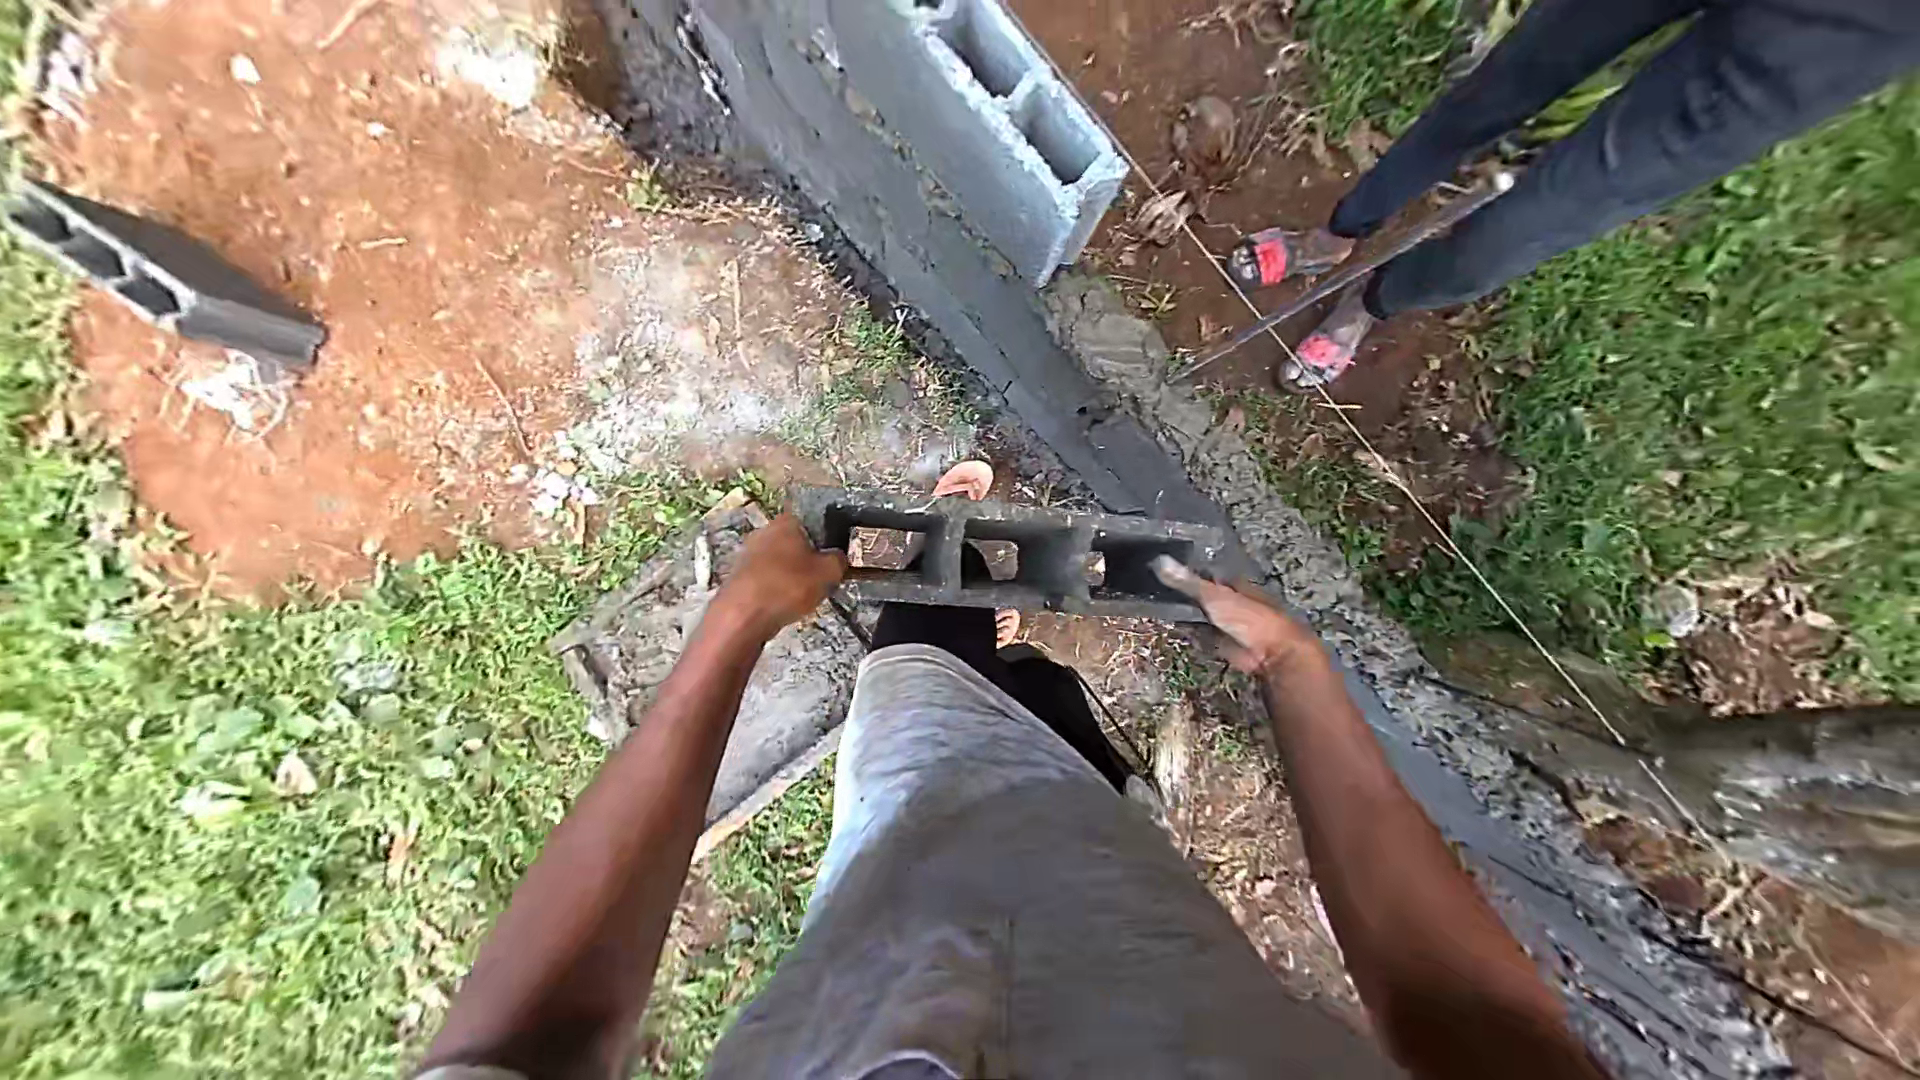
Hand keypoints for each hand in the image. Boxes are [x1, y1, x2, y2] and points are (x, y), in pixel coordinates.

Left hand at [711, 514, 847, 638]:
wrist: (742, 616)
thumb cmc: (789, 586)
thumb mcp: (829, 572)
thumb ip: (839, 560)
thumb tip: (838, 557)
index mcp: (786, 522)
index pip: (812, 521)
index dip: (825, 539)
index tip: (833, 558)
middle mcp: (764, 531)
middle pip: (794, 543)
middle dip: (807, 559)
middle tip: (821, 578)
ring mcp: (747, 554)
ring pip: (779, 562)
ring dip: (791, 576)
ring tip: (802, 596)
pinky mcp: (738, 576)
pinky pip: (766, 579)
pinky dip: (776, 589)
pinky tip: (782, 604)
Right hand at [1151, 556, 1327, 678]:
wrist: (1271, 654)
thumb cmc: (1249, 617)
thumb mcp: (1214, 595)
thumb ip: (1187, 581)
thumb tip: (1158, 560)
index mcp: (1231, 582)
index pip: (1203, 570)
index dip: (1183, 567)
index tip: (1158, 563)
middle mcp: (1228, 599)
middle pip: (1198, 592)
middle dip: (1180, 590)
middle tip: (1152, 584)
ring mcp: (1224, 621)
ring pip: (1197, 612)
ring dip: (1181, 611)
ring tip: (1154, 602)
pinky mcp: (1220, 642)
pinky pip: (1198, 633)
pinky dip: (1186, 631)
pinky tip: (1170, 625)